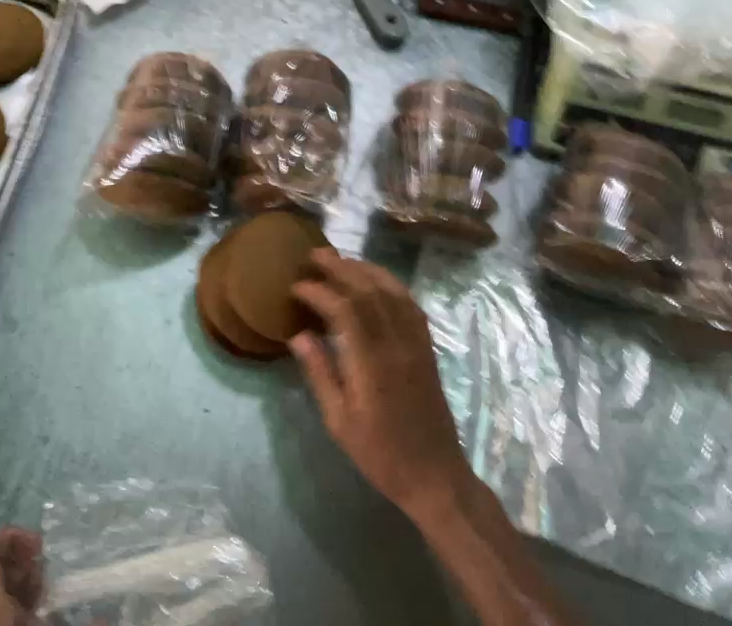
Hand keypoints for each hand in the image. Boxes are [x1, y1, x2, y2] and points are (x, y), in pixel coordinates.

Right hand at [290, 248, 475, 517]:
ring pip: (392, 292)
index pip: (345, 310)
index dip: (319, 292)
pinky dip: (390, 285)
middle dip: (341, 268)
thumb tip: (298, 336)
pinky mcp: (427, 348)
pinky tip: (375, 281)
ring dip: (366, 270)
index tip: (296, 287)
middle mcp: (397, 345)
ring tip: (341, 260)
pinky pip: (410, 305)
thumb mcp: (339, 422)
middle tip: (314, 256)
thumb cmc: (380, 455)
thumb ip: (320, 374)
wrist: (435, 475)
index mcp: (372, 364)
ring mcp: (417, 344)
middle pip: (369, 291)